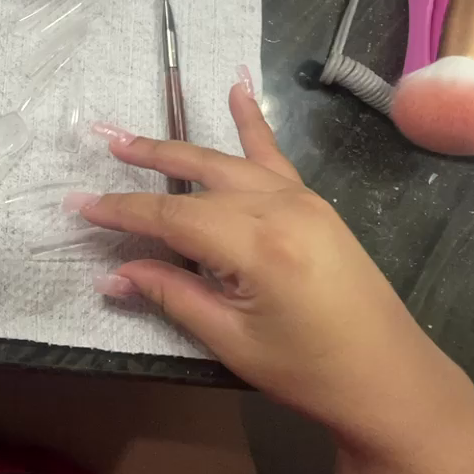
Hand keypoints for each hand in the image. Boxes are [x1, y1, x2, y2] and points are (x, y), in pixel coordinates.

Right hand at [83, 74, 473, 458]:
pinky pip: (274, 157)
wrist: (393, 382)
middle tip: (104, 147)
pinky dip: (252, 124)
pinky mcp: (314, 204)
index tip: (81, 205)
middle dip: (146, 161)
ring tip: (137, 139)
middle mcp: (279, 208)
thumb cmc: (309, 372)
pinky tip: (239, 91)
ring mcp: (302, 200)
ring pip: (227, 162)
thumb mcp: (232, 340)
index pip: (171, 215)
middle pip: (196, 176)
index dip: (122, 210)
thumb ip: (170, 294)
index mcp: (257, 245)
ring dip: (180, 148)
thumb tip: (112, 274)